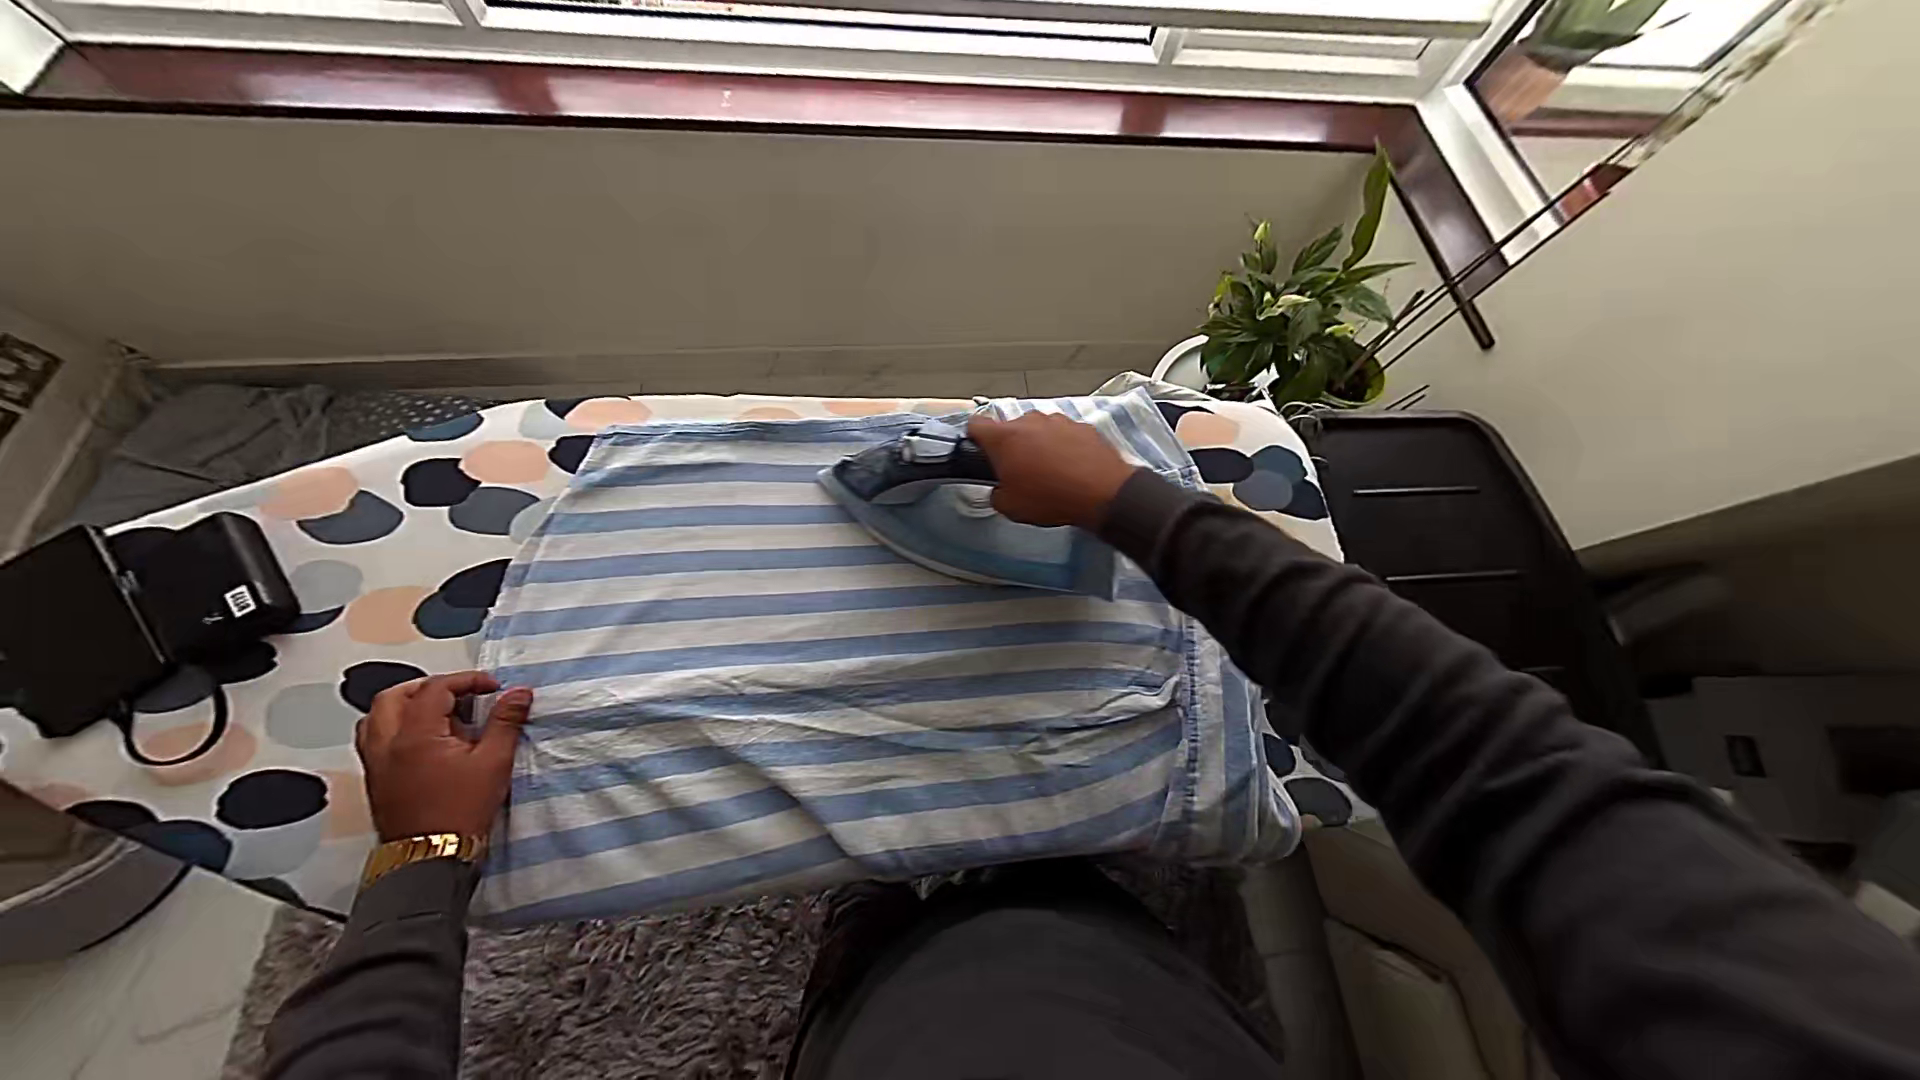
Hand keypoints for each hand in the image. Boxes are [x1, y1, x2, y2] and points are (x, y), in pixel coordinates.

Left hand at [355, 672, 532, 840]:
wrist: (431, 855)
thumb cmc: (463, 808)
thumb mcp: (495, 760)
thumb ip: (506, 721)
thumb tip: (519, 693)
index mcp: (414, 737)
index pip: (435, 689)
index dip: (467, 680)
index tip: (493, 687)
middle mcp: (386, 745)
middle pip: (395, 696)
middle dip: (431, 686)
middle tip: (463, 692)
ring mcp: (375, 762)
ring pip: (378, 716)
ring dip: (409, 704)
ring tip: (443, 711)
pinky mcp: (376, 778)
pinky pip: (376, 737)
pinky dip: (399, 725)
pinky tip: (429, 737)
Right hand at [968, 412, 1137, 528]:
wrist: (1102, 493)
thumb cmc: (1049, 498)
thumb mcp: (1010, 507)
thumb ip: (996, 493)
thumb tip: (999, 489)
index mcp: (1004, 437)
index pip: (976, 425)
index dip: (975, 439)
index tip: (982, 453)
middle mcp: (1029, 421)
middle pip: (1010, 428)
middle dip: (1012, 446)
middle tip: (1019, 472)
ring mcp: (1058, 420)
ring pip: (1038, 429)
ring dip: (1038, 444)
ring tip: (1049, 471)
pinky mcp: (1083, 426)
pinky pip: (1064, 434)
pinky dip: (1063, 446)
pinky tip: (1071, 467)